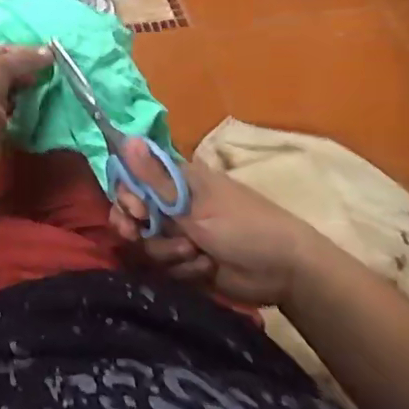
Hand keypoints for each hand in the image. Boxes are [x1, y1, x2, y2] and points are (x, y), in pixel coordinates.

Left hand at [0, 45, 51, 149]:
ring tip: (53, 93)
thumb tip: (50, 52)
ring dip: (29, 95)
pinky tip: (42, 112)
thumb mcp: (2, 65)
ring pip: (14, 95)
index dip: (28, 53)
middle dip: (31, 75)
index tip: (52, 57)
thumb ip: (26, 59)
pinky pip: (14, 115)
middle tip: (55, 76)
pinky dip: (26, 115)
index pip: (8, 51)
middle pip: (12, 73)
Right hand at [107, 139, 321, 305]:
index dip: (126, 196)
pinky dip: (183, 270)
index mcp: (177, 181)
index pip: (134, 180)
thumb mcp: (196, 204)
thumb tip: (127, 139)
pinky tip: (206, 268)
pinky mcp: (186, 263)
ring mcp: (180, 235)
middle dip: (136, 230)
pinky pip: (165, 267)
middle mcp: (174, 205)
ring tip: (196, 253)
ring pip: (147, 245)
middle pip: (133, 215)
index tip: (134, 212)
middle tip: (140, 235)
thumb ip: (156, 180)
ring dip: (168, 253)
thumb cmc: (243, 225)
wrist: (282, 270)